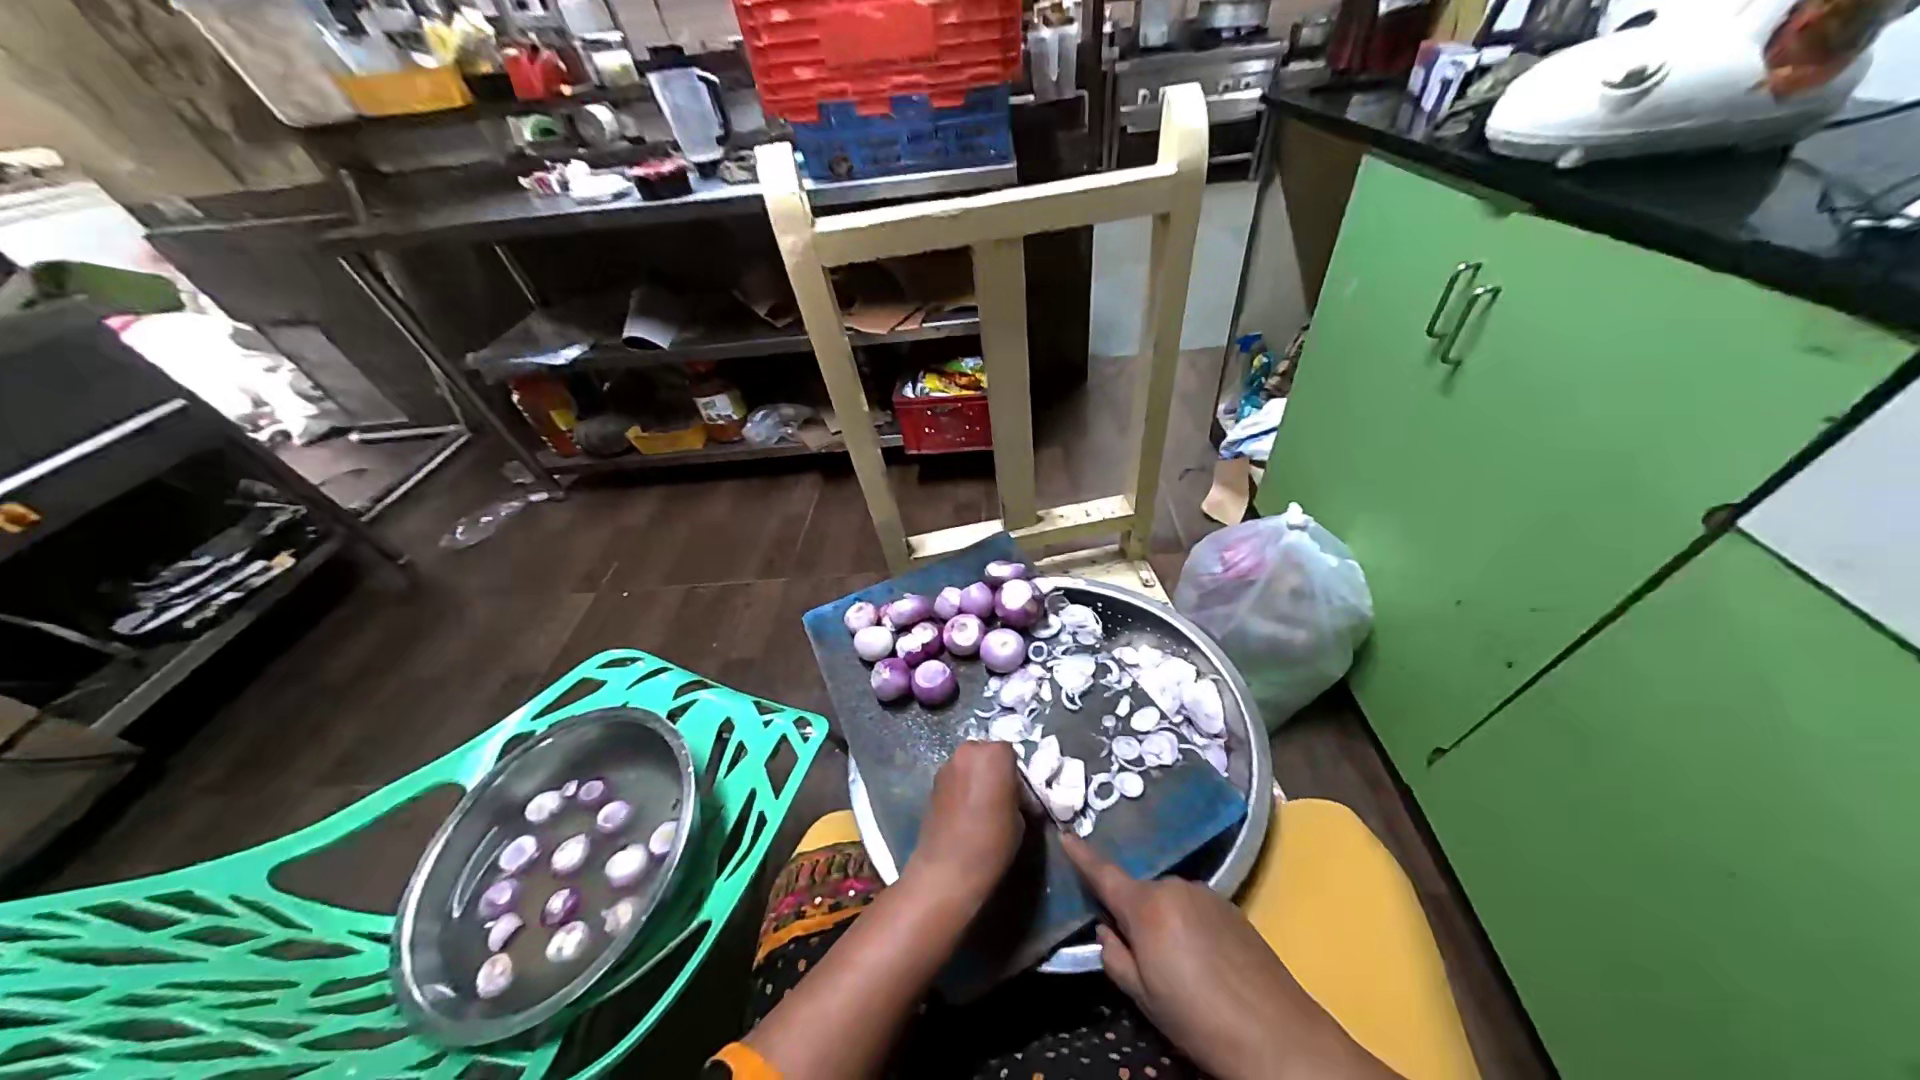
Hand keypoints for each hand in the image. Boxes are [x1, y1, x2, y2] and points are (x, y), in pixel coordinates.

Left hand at [906, 740, 1024, 899]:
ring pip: (968, 764)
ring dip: (976, 776)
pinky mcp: (932, 782)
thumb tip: (1014, 794)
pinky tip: (965, 811)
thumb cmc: (992, 842)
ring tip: (981, 805)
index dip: (1015, 771)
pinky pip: (955, 777)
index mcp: (994, 754)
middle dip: (993, 768)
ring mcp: (946, 766)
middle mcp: (967, 752)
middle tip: (1000, 795)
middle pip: (986, 752)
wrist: (947, 868)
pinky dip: (961, 786)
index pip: (1011, 751)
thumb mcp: (1020, 818)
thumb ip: (1016, 794)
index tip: (1018, 792)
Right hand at [1061, 834, 1401, 1079]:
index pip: (1105, 873)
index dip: (1082, 856)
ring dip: (1164, 920)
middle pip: (1140, 892)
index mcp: (1147, 907)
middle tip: (1139, 954)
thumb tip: (1106, 929)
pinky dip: (1188, 925)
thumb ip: (1114, 955)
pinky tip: (1204, 962)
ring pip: (1169, 900)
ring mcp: (1207, 894)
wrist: (1278, 1036)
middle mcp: (1176, 887)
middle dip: (1133, 913)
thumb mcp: (1143, 996)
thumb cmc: (1199, 1019)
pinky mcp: (1232, 907)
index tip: (1065, 835)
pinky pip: (1194, 907)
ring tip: (1177, 965)